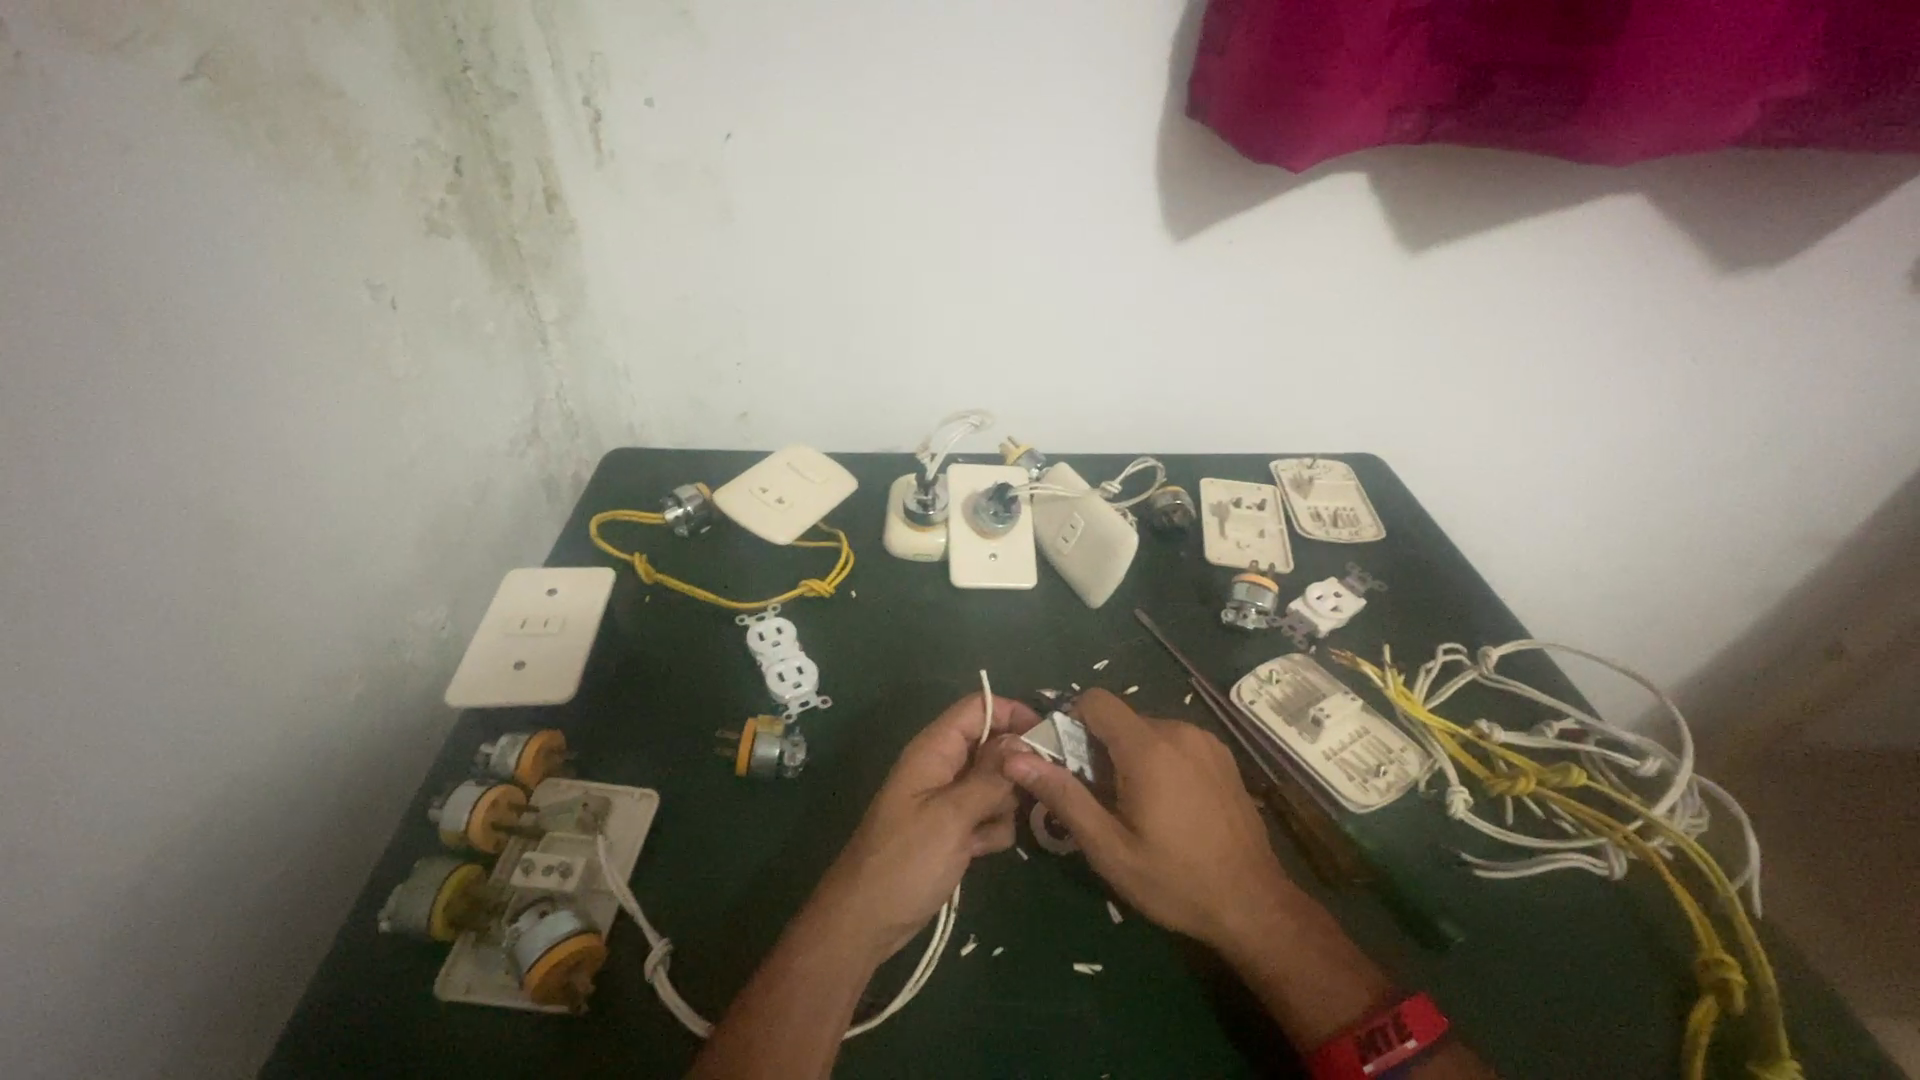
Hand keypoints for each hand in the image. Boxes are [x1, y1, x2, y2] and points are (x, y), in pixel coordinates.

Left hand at [806, 693, 1040, 960]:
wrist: (868, 921)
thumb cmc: (905, 862)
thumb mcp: (952, 816)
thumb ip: (990, 776)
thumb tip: (1022, 740)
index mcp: (934, 750)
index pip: (979, 708)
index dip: (1013, 713)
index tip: (1050, 737)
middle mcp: (942, 767)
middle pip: (993, 747)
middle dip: (1014, 770)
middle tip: (1028, 796)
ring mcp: (948, 800)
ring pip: (996, 785)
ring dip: (1002, 807)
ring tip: (985, 833)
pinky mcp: (954, 830)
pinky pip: (989, 816)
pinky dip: (991, 831)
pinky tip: (979, 852)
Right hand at [1001, 688, 1293, 953]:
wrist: (1254, 905)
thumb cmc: (1175, 881)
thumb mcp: (1109, 848)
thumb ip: (1063, 796)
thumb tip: (1015, 757)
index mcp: (1148, 748)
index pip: (1096, 700)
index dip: (1071, 721)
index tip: (1065, 761)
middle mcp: (1179, 731)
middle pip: (1120, 720)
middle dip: (1098, 749)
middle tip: (1097, 800)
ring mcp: (1206, 742)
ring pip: (1147, 731)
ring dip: (1128, 757)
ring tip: (1132, 808)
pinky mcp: (1222, 757)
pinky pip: (1174, 743)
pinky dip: (1158, 762)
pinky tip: (1165, 806)